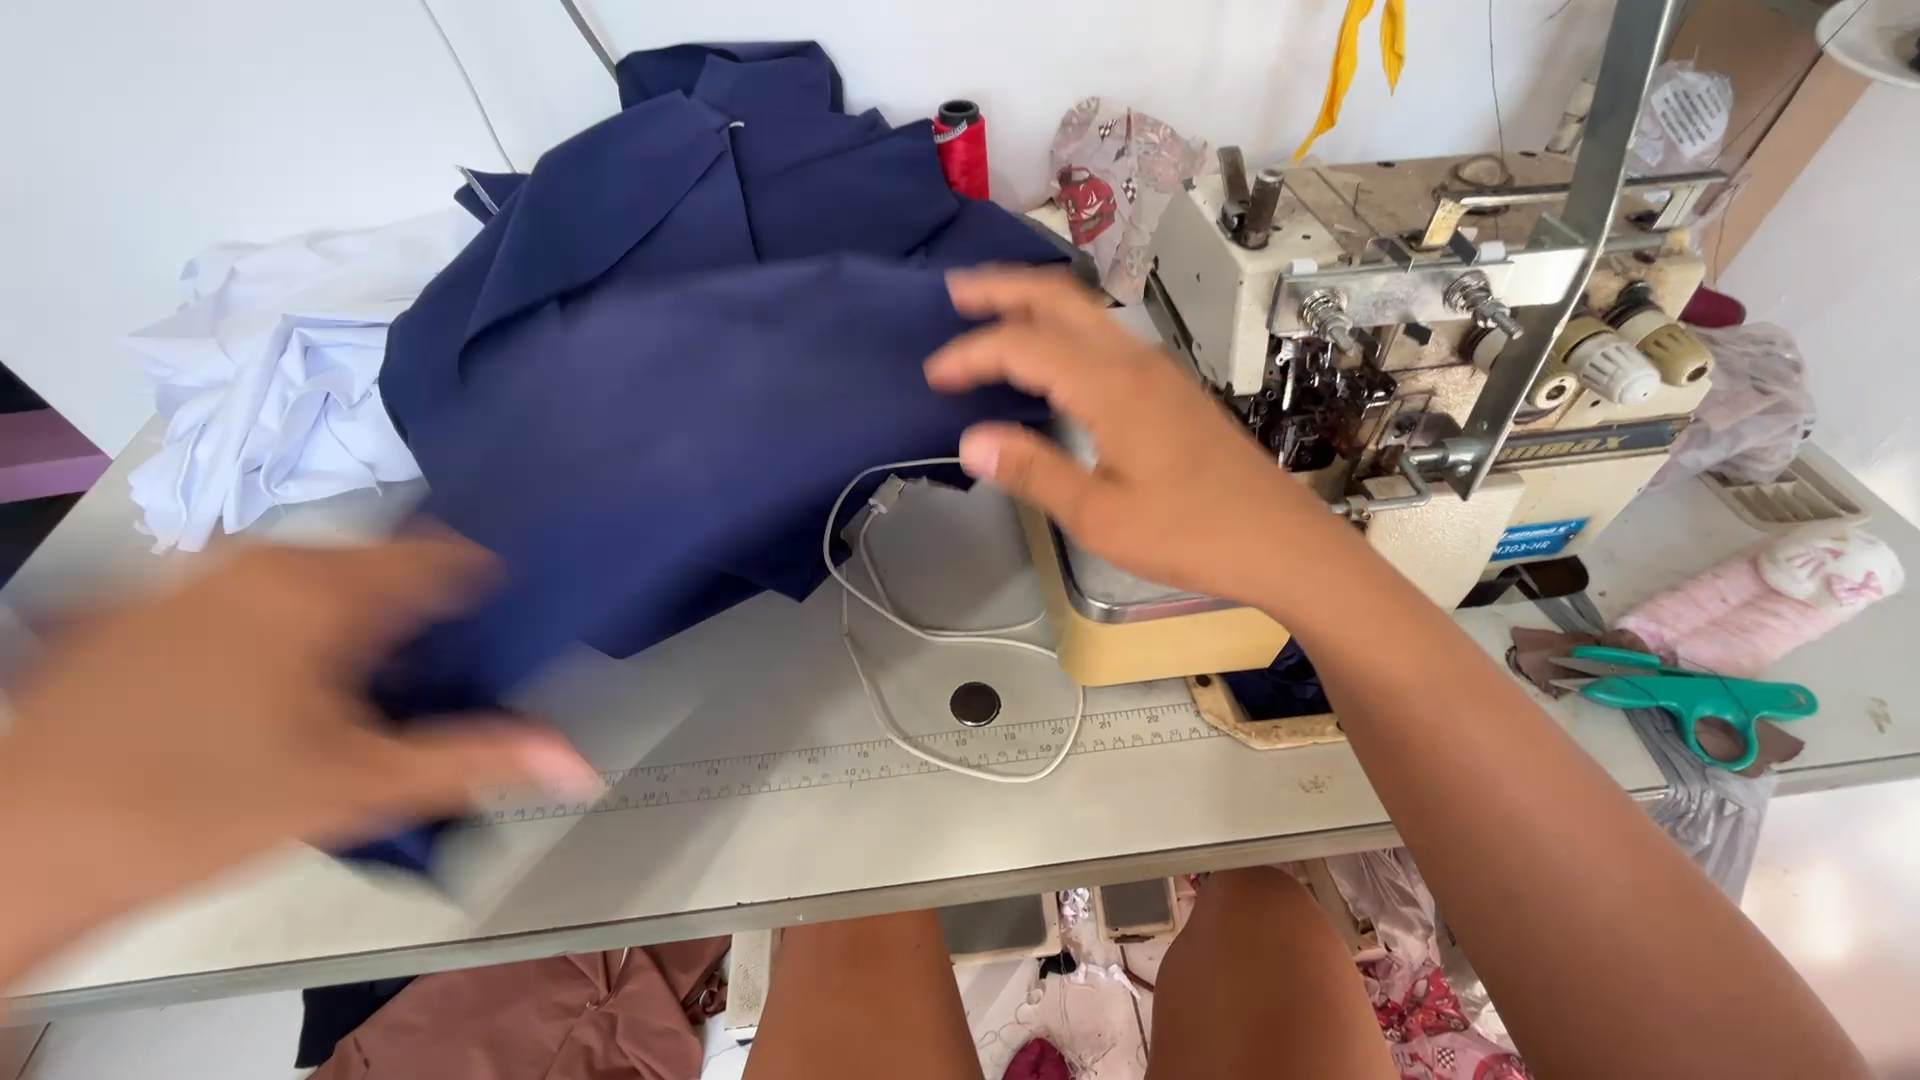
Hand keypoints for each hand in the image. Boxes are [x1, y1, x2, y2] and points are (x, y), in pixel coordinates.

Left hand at [0, 536, 599, 973]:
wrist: (5, 854)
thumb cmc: (195, 810)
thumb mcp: (361, 787)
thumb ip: (480, 760)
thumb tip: (580, 763)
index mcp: (317, 589)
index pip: (444, 551)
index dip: (486, 585)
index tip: (498, 630)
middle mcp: (253, 562)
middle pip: (380, 564)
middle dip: (416, 613)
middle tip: (430, 678)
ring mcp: (188, 579)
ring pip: (316, 578)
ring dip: (354, 620)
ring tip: (358, 689)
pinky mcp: (139, 607)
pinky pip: (253, 592)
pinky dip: (290, 623)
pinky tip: (272, 693)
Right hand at [925, 269, 1352, 607]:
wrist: (1279, 541)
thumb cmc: (1188, 534)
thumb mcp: (1099, 516)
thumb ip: (1034, 471)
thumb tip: (972, 441)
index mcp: (1112, 387)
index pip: (1025, 346)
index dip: (972, 353)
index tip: (932, 375)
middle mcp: (1135, 362)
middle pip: (1061, 299)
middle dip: (1005, 288)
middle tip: (957, 291)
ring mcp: (1159, 371)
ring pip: (1088, 313)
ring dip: (1037, 306)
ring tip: (994, 315)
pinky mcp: (1171, 390)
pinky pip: (1106, 338)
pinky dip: (1065, 332)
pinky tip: (1052, 360)